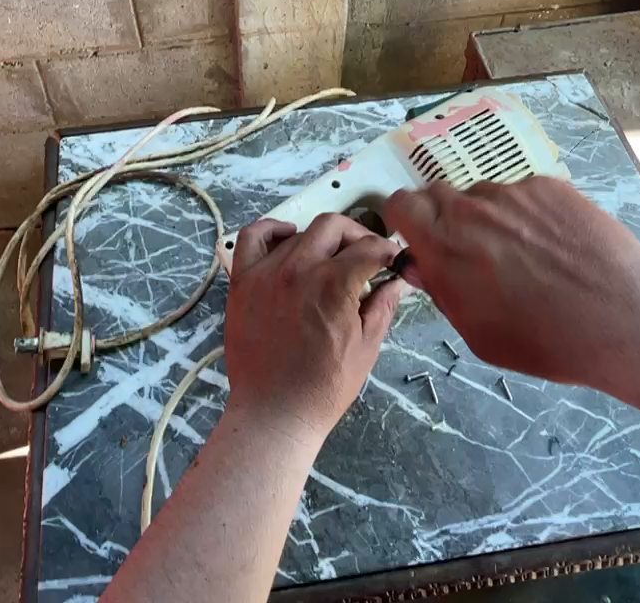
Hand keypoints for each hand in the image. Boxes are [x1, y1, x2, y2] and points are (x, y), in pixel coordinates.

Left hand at [222, 214, 405, 443]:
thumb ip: (383, 306)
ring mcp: (267, 272)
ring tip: (330, 260)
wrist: (274, 413)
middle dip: (358, 234)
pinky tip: (288, 239)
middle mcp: (298, 269)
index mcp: (333, 284)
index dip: (388, 251)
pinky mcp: (243, 281)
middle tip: (366, 253)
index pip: (369, 247)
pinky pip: (252, 237)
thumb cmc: (322, 388)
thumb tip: (397, 282)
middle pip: (333, 226)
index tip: (391, 259)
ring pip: (299, 233)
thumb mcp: (366, 348)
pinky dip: (271, 230)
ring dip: (320, 240)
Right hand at [382, 176, 639, 390]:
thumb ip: (441, 289)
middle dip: (444, 218)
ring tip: (528, 255)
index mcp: (443, 244)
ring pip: (484, 196)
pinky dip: (530, 214)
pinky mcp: (549, 186)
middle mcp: (470, 208)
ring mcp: (512, 192)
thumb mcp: (477, 333)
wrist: (626, 320)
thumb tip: (421, 263)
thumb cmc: (546, 341)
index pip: (399, 203)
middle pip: (437, 194)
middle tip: (472, 251)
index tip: (419, 237)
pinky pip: (524, 194)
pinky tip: (557, 245)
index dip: (405, 219)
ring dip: (490, 218)